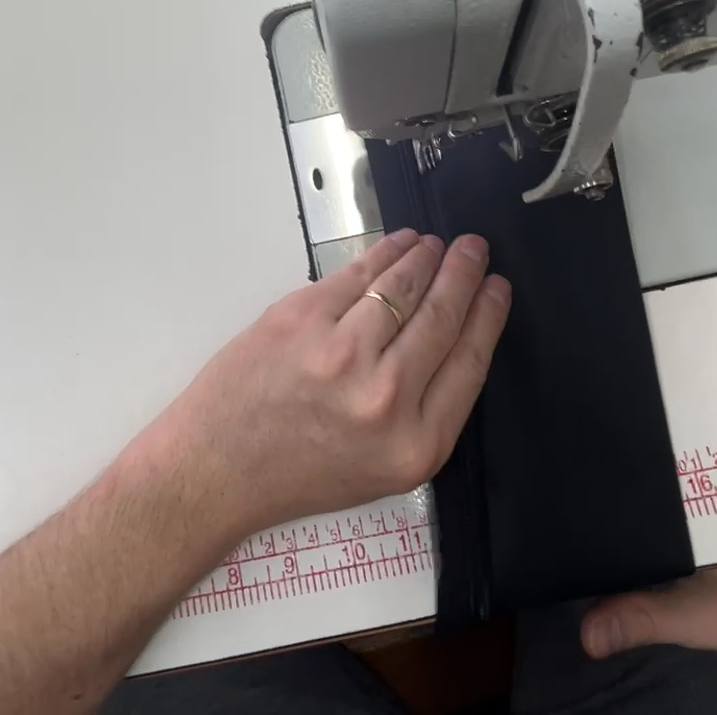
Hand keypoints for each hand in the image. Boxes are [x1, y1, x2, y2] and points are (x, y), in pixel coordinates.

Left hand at [131, 228, 510, 538]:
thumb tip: (452, 333)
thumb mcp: (384, 467)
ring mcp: (341, 352)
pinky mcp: (302, 317)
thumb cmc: (300, 473)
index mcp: (416, 445)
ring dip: (426, 257)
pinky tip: (399, 244)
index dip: (488, 316)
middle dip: (464, 275)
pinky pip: (358, 273)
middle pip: (441, 317)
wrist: (218, 468)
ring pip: (402, 286)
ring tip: (438, 244)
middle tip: (476, 249)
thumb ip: (425, 410)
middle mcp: (386, 397)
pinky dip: (384, 253)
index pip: (470, 362)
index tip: (498, 288)